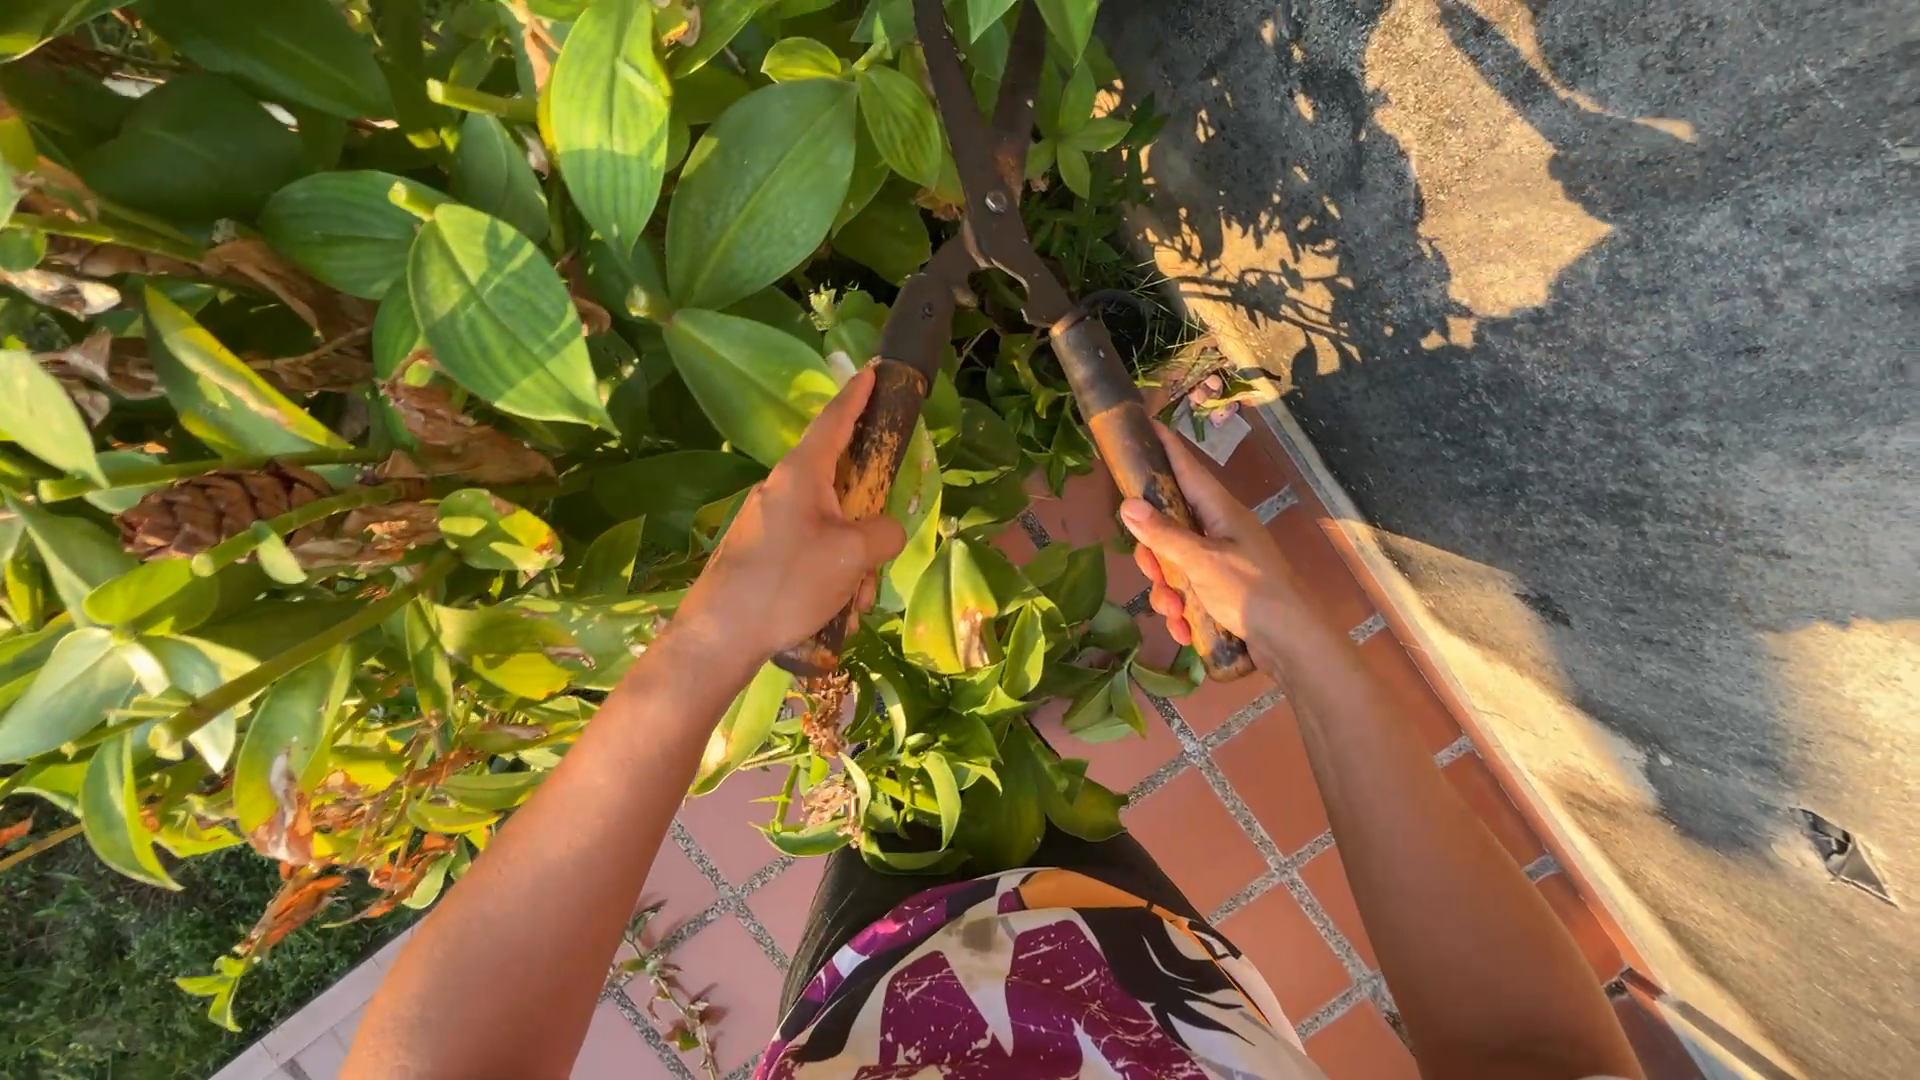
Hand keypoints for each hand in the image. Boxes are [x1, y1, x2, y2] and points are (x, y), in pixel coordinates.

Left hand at [675, 367, 906, 664]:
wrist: (720, 636)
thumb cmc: (788, 582)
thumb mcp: (852, 556)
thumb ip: (884, 533)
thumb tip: (885, 531)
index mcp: (800, 475)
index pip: (834, 422)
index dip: (856, 397)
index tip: (870, 371)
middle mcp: (781, 491)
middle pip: (842, 490)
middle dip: (868, 529)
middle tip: (875, 567)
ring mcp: (769, 524)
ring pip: (831, 531)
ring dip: (852, 566)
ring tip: (851, 605)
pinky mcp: (761, 555)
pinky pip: (811, 554)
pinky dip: (830, 579)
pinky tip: (831, 613)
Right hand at [1119, 424, 1313, 665]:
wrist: (1292, 644)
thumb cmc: (1250, 591)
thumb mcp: (1201, 561)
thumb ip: (1163, 535)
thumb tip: (1127, 505)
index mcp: (1222, 513)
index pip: (1188, 470)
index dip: (1167, 449)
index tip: (1146, 426)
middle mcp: (1221, 533)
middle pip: (1171, 527)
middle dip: (1154, 554)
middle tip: (1149, 569)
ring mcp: (1223, 563)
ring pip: (1175, 566)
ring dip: (1167, 591)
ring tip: (1173, 612)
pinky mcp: (1222, 593)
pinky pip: (1189, 594)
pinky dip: (1183, 612)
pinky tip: (1184, 630)